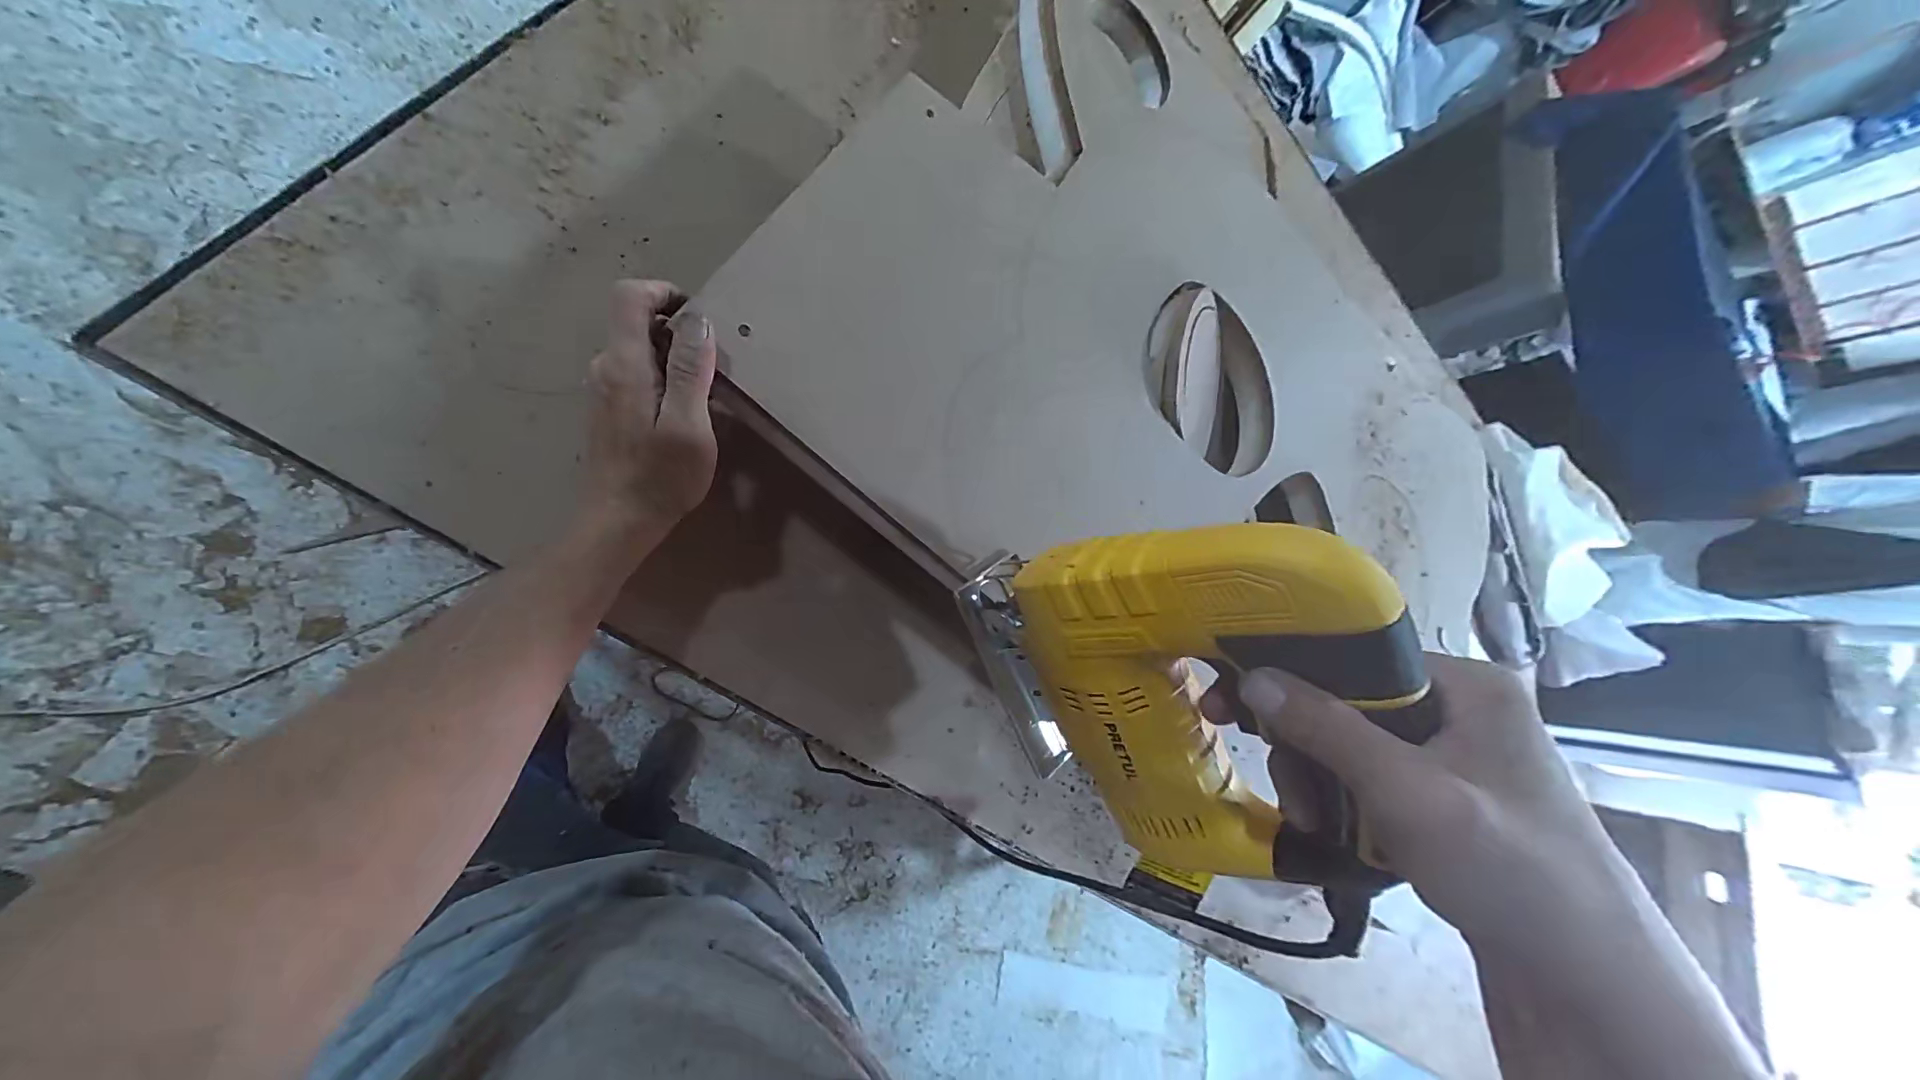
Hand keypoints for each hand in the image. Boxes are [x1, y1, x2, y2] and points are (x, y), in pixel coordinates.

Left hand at [581, 280, 719, 535]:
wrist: (619, 521)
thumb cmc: (661, 476)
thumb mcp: (689, 424)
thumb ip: (691, 369)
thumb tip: (698, 321)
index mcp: (624, 364)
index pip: (629, 296)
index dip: (664, 292)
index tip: (699, 318)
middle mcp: (606, 367)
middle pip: (636, 321)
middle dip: (678, 330)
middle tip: (714, 366)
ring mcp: (604, 389)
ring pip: (640, 349)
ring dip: (674, 357)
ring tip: (706, 393)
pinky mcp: (610, 409)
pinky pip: (638, 374)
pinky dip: (664, 378)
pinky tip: (684, 413)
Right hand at [1210, 655, 1628, 948]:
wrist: (1586, 988)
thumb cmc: (1507, 868)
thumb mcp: (1406, 792)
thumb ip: (1327, 729)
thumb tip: (1253, 676)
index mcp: (1466, 684)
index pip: (1356, 655)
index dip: (1293, 675)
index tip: (1238, 703)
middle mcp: (1456, 707)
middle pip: (1345, 702)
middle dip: (1304, 747)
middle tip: (1285, 786)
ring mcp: (1449, 754)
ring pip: (1348, 744)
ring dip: (1318, 782)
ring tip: (1314, 825)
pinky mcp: (1439, 796)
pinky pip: (1366, 778)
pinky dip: (1341, 803)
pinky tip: (1334, 835)